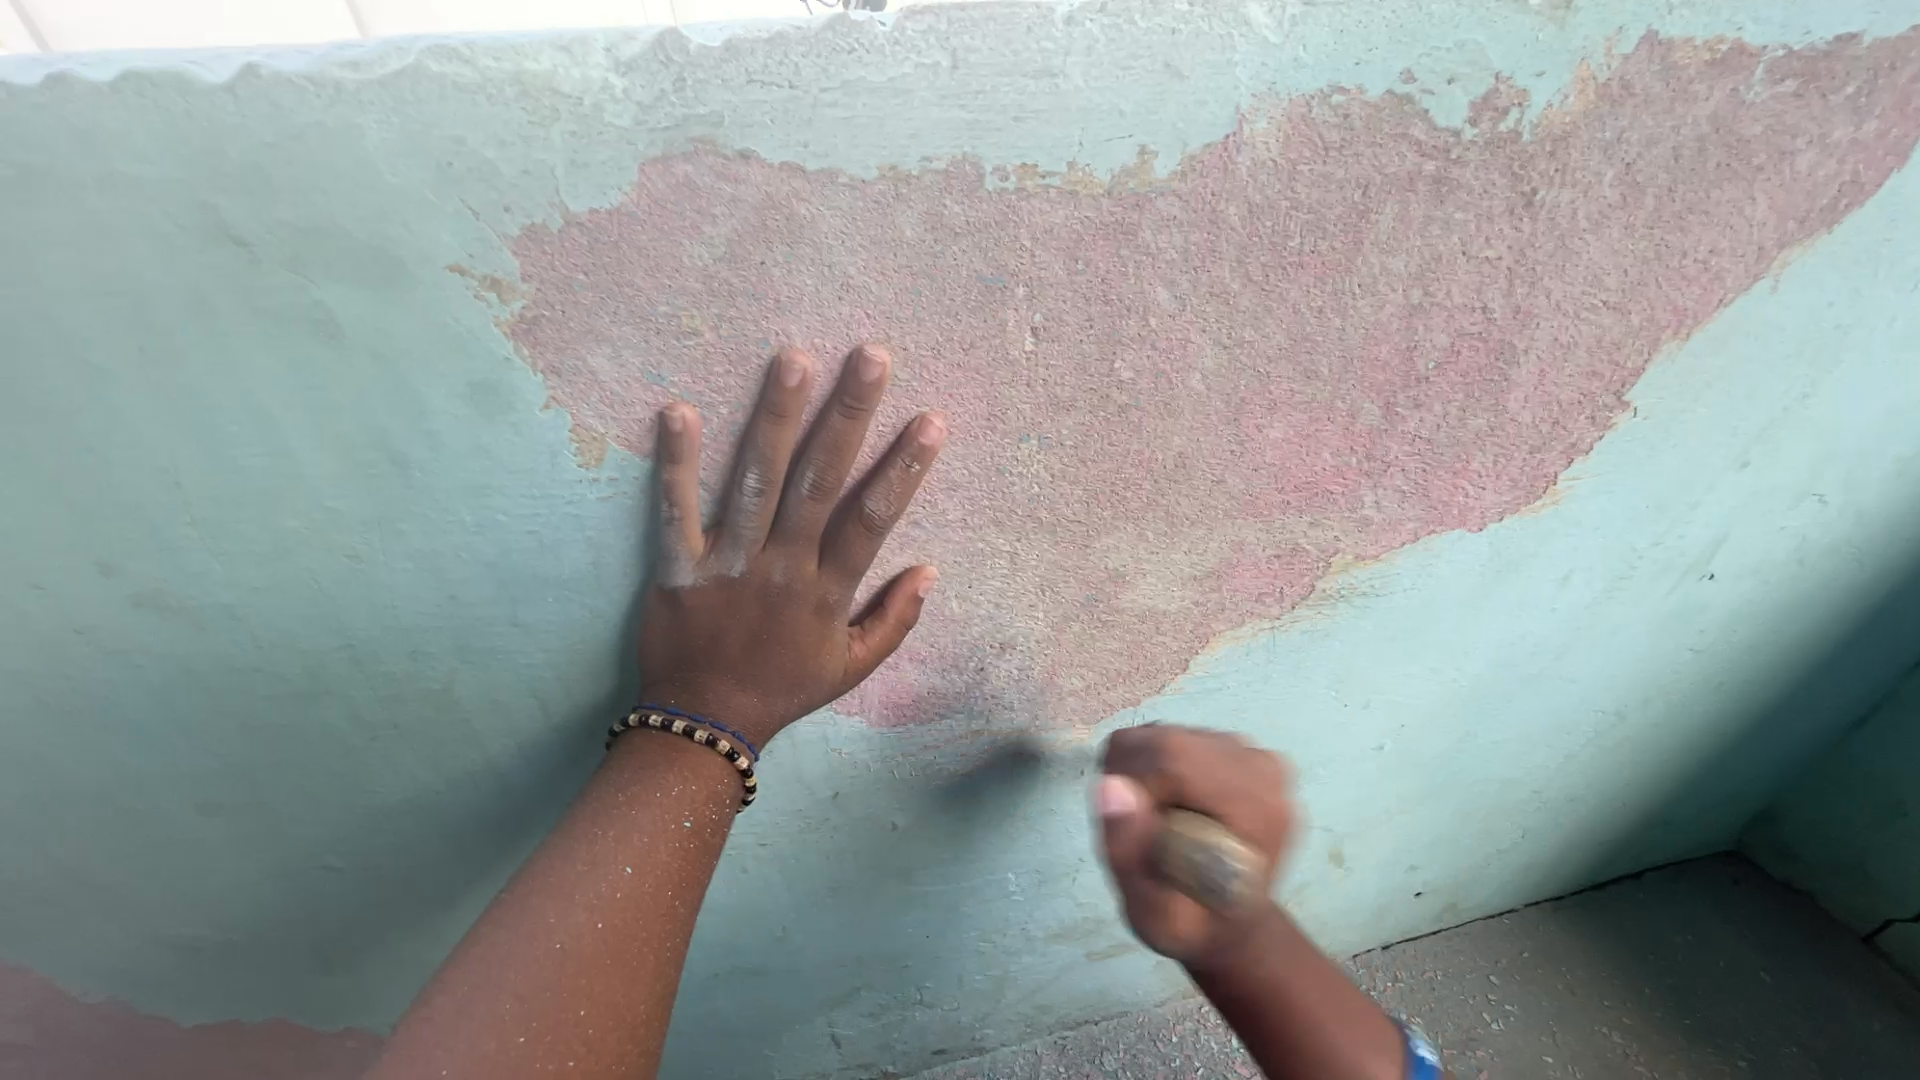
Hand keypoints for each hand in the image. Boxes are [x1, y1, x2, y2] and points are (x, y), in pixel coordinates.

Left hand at [637, 344, 945, 747]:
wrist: (705, 722)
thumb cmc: (784, 688)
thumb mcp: (852, 667)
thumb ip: (895, 620)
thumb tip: (930, 570)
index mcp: (827, 592)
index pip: (873, 520)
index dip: (904, 470)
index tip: (931, 421)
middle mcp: (783, 568)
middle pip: (821, 484)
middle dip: (849, 418)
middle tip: (870, 358)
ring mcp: (729, 564)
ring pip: (757, 483)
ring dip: (776, 420)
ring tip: (793, 361)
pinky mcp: (678, 569)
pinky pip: (675, 512)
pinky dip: (675, 465)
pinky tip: (677, 410)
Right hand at [1096, 724, 1296, 969]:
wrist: (1230, 921)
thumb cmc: (1192, 924)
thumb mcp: (1153, 914)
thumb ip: (1129, 853)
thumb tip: (1112, 786)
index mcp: (1257, 807)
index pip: (1171, 757)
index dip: (1131, 783)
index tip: (1126, 826)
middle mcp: (1261, 768)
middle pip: (1167, 739)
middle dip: (1132, 775)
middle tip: (1132, 825)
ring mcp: (1252, 753)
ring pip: (1164, 734)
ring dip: (1140, 771)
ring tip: (1151, 821)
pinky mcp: (1237, 748)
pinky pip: (1172, 736)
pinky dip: (1152, 765)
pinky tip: (1165, 804)